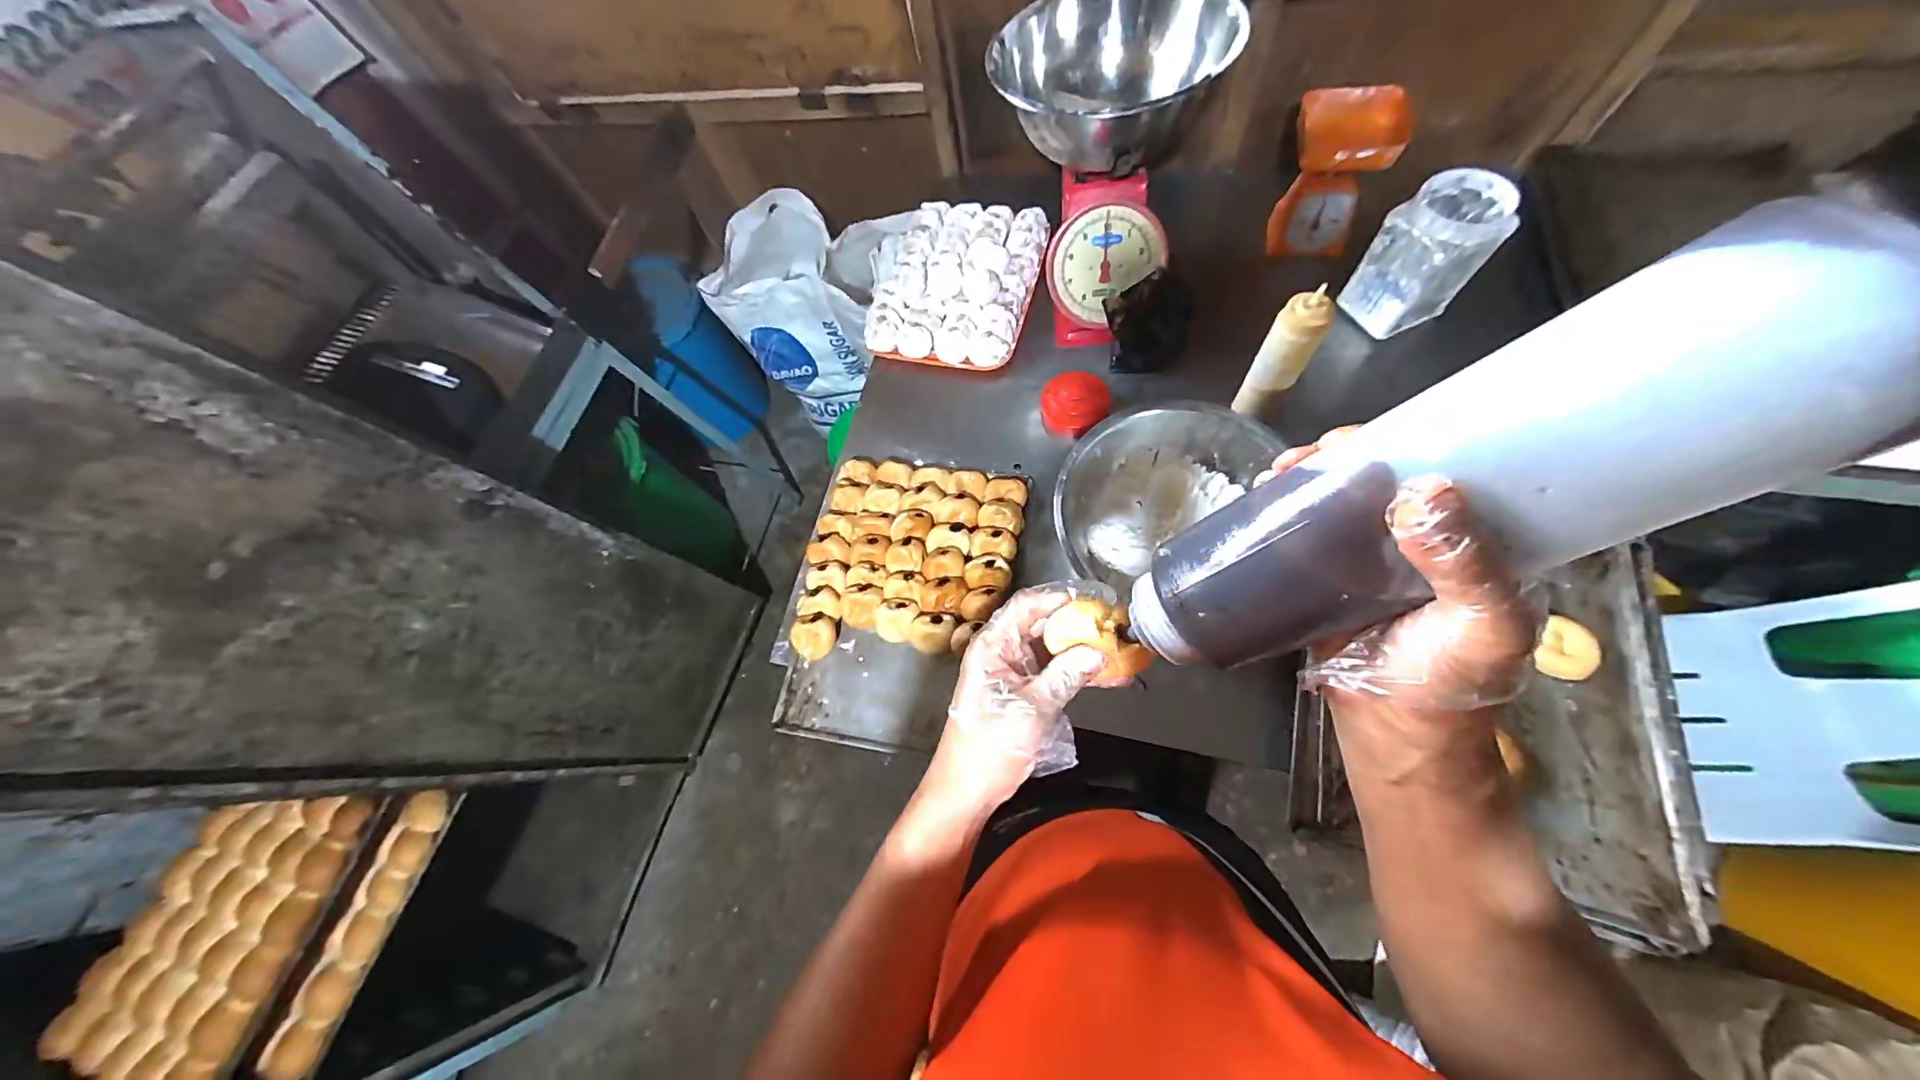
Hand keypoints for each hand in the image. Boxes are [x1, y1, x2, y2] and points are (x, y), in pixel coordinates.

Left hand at [915, 586, 1112, 823]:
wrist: (969, 789)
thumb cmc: (986, 749)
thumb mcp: (1032, 709)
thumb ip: (1066, 676)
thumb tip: (1097, 652)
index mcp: (991, 646)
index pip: (1025, 605)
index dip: (1057, 598)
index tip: (1091, 601)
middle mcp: (1000, 652)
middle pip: (1040, 623)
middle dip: (1075, 621)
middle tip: (1109, 622)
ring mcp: (1012, 671)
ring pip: (1050, 647)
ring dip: (1079, 646)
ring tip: (1114, 645)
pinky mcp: (1023, 691)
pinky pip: (1053, 670)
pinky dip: (1076, 669)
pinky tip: (1104, 673)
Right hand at [1263, 430, 1542, 714]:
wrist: (1395, 733)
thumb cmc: (1454, 681)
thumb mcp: (1485, 625)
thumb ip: (1467, 564)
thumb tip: (1424, 492)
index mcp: (1467, 537)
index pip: (1437, 468)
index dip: (1405, 441)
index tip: (1367, 437)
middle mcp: (1416, 539)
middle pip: (1376, 478)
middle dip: (1340, 456)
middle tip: (1308, 458)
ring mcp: (1366, 558)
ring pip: (1335, 502)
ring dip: (1305, 480)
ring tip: (1277, 474)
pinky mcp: (1324, 578)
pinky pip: (1304, 536)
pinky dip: (1282, 515)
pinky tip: (1261, 503)